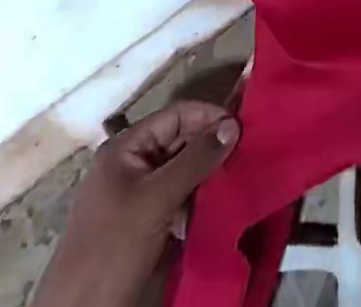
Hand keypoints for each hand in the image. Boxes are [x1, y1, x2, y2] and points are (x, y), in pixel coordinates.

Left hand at [31, 100, 240, 306]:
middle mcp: (133, 162)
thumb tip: (234, 123)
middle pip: (183, 137)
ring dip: (212, 166)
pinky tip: (224, 194)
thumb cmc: (113, 247)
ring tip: (241, 170)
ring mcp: (140, 190)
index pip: (177, 114)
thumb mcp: (156, 199)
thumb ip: (196, 158)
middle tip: (248, 150)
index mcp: (125, 148)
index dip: (210, 115)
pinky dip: (204, 189)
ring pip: (186, 164)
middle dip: (214, 141)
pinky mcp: (150, 215)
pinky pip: (183, 189)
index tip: (243, 129)